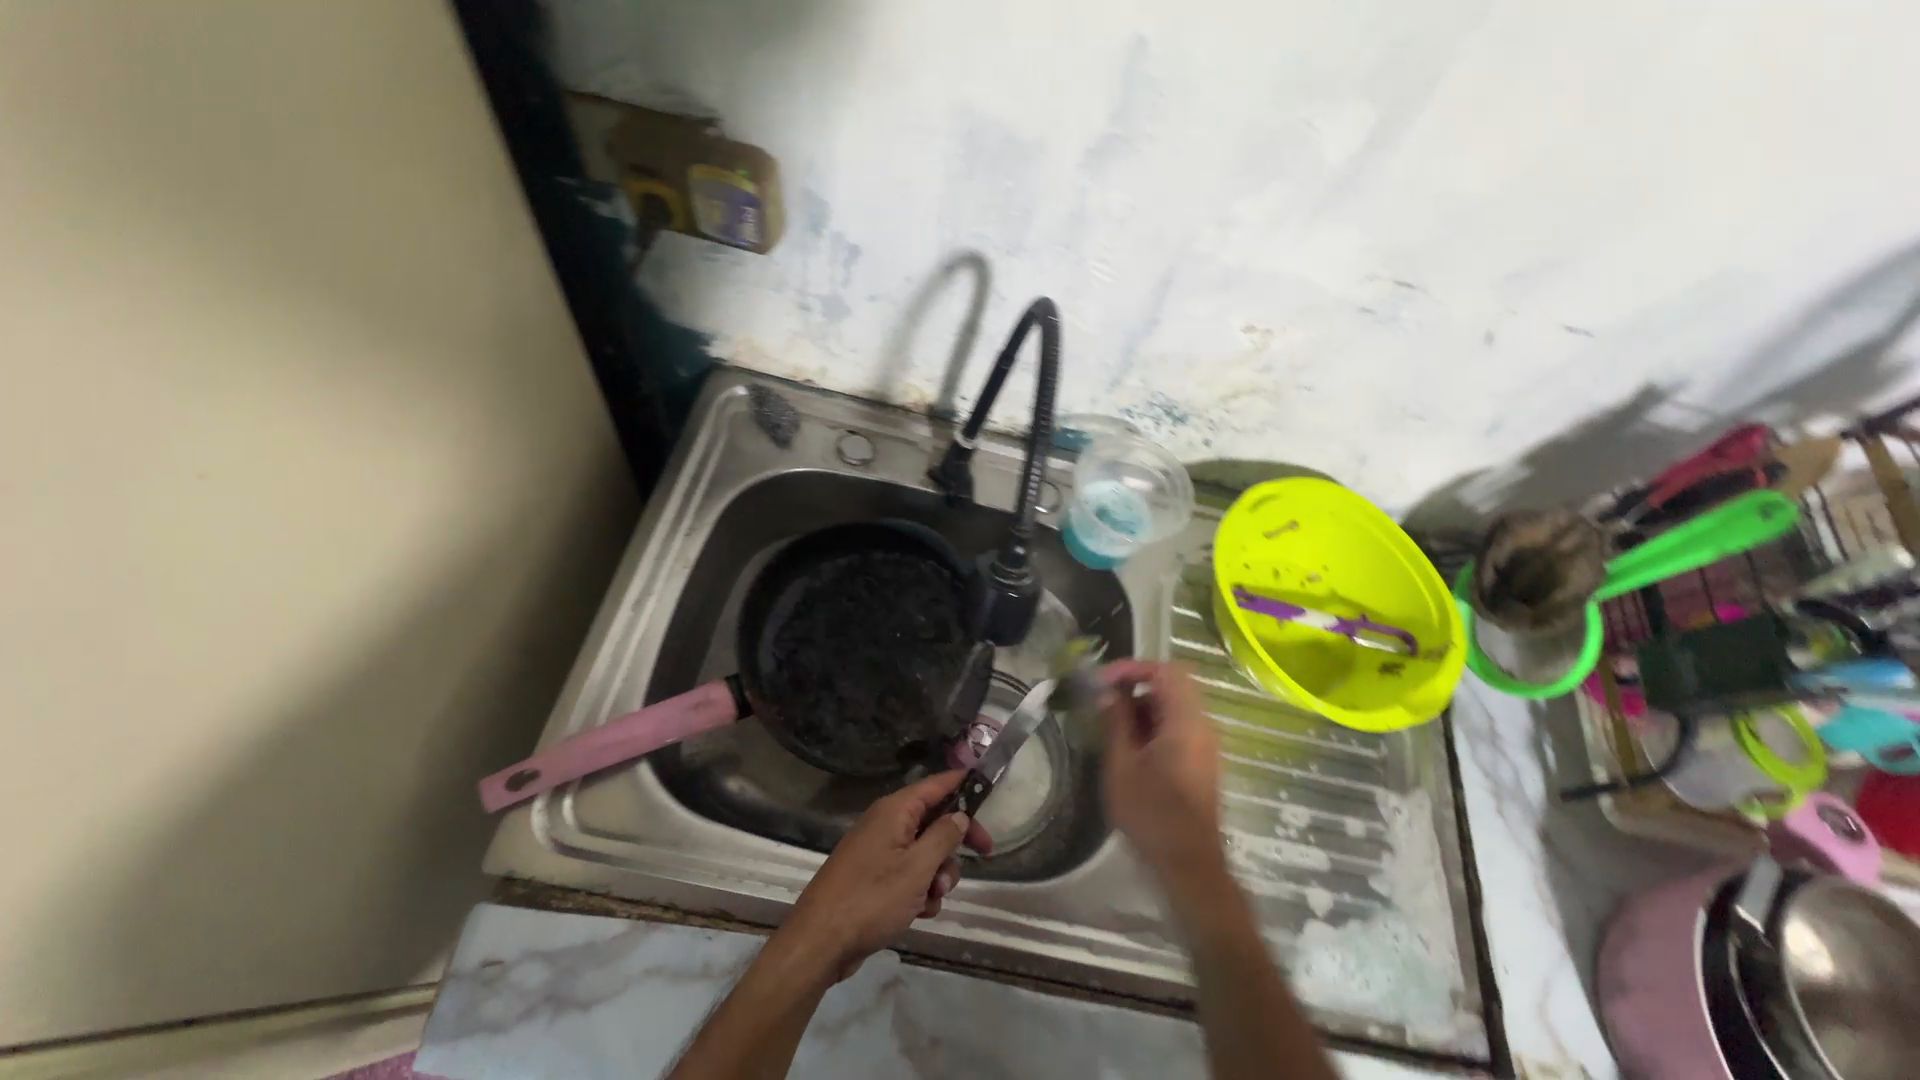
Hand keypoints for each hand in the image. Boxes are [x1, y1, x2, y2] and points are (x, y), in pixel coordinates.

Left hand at [782, 770, 993, 981]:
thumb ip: (943, 837)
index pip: (936, 784)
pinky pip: (909, 876)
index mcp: (894, 811)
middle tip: (983, 856)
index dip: (964, 785)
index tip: (991, 790)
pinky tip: (917, 913)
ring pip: (925, 854)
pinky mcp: (875, 879)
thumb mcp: (917, 867)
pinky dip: (919, 892)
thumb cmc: (872, 898)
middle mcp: (886, 824)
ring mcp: (879, 852)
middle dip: (953, 845)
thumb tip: (960, 814)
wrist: (821, 941)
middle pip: (934, 821)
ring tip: (930, 898)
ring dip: (937, 876)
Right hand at [1100, 661, 1224, 884]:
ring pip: (1175, 707)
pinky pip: (1179, 727)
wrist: (1188, 864)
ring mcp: (1206, 745)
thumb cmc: (1152, 815)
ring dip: (1143, 707)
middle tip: (1103, 701)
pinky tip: (1129, 747)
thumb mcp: (1122, 766)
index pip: (1165, 670)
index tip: (1101, 682)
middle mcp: (1203, 726)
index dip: (1131, 668)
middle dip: (1136, 686)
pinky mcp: (1202, 761)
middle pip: (1173, 685)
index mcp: (1186, 721)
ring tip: (1111, 726)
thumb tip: (1107, 692)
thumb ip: (1116, 722)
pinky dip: (1154, 725)